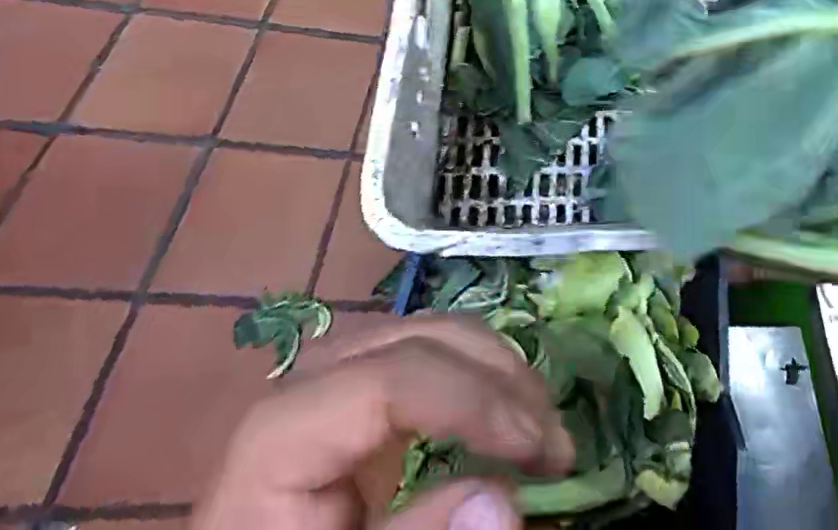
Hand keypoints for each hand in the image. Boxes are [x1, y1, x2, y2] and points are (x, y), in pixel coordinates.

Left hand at [193, 314, 574, 529]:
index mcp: (281, 436)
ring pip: (432, 335)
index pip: (388, 380)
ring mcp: (338, 379)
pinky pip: (431, 359)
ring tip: (545, 431)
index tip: (538, 450)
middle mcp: (309, 384)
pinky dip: (481, 379)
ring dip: (499, 372)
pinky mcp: (361, 393)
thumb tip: (504, 502)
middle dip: (497, 379)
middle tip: (556, 445)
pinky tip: (511, 418)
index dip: (471, 401)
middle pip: (418, 341)